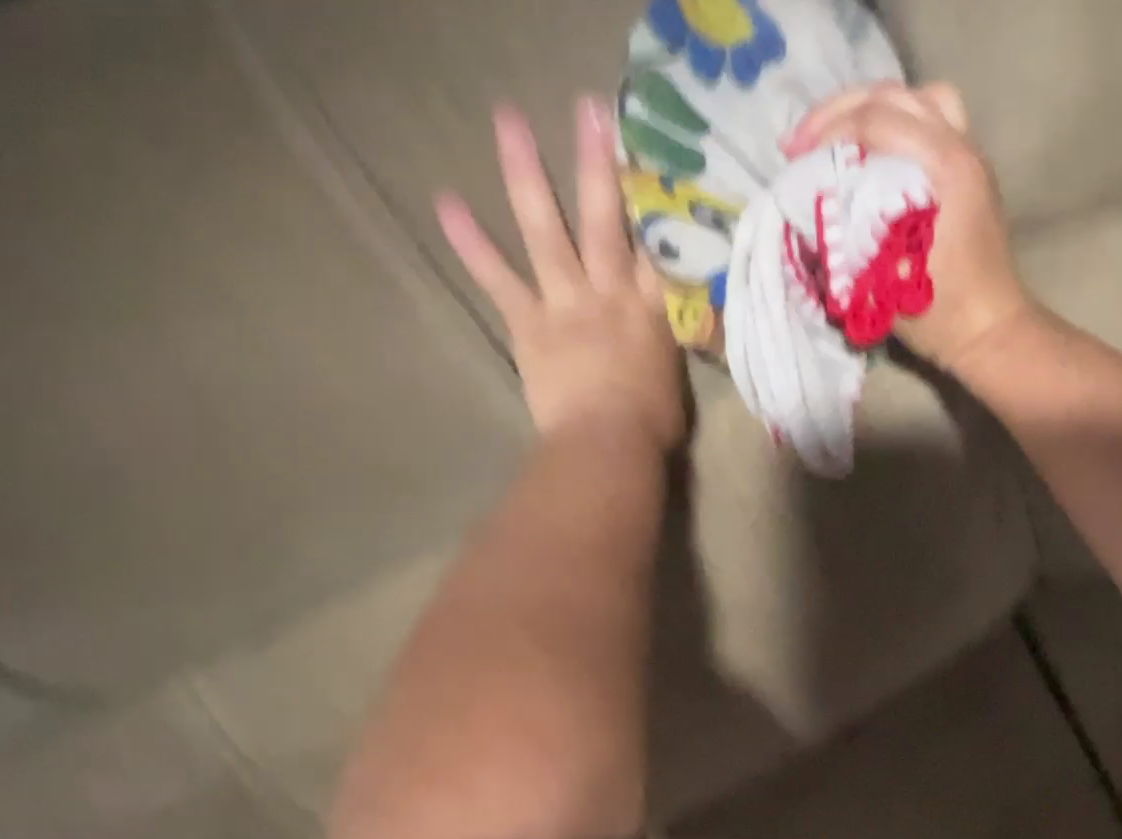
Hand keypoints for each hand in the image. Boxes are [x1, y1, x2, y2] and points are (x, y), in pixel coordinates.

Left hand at [437, 99, 685, 450]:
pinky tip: (446, 202)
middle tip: (586, 109)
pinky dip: (471, 242)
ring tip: (508, 122)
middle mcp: (611, 291)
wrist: (608, 446)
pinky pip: (498, 277)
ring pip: (546, 229)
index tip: (654, 155)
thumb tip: (666, 324)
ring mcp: (566, 302)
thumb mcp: (675, 375)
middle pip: (605, 218)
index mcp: (656, 308)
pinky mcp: (529, 323)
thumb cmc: (652, 424)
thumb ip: (667, 340)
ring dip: (526, 174)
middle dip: (597, 162)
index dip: (657, 197)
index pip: (658, 242)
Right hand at [784, 83, 1036, 372]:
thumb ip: (845, 236)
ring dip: (873, 110)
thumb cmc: (940, 313)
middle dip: (841, 111)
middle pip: (895, 95)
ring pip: (920, 100)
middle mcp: (962, 149)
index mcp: (945, 167)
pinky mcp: (971, 175)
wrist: (992, 333)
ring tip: (839, 137)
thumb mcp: (882, 279)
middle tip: (804, 141)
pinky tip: (870, 156)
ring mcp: (971, 158)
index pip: (875, 119)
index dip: (825, 132)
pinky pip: (932, 123)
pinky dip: (896, 126)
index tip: (793, 158)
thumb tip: (807, 210)